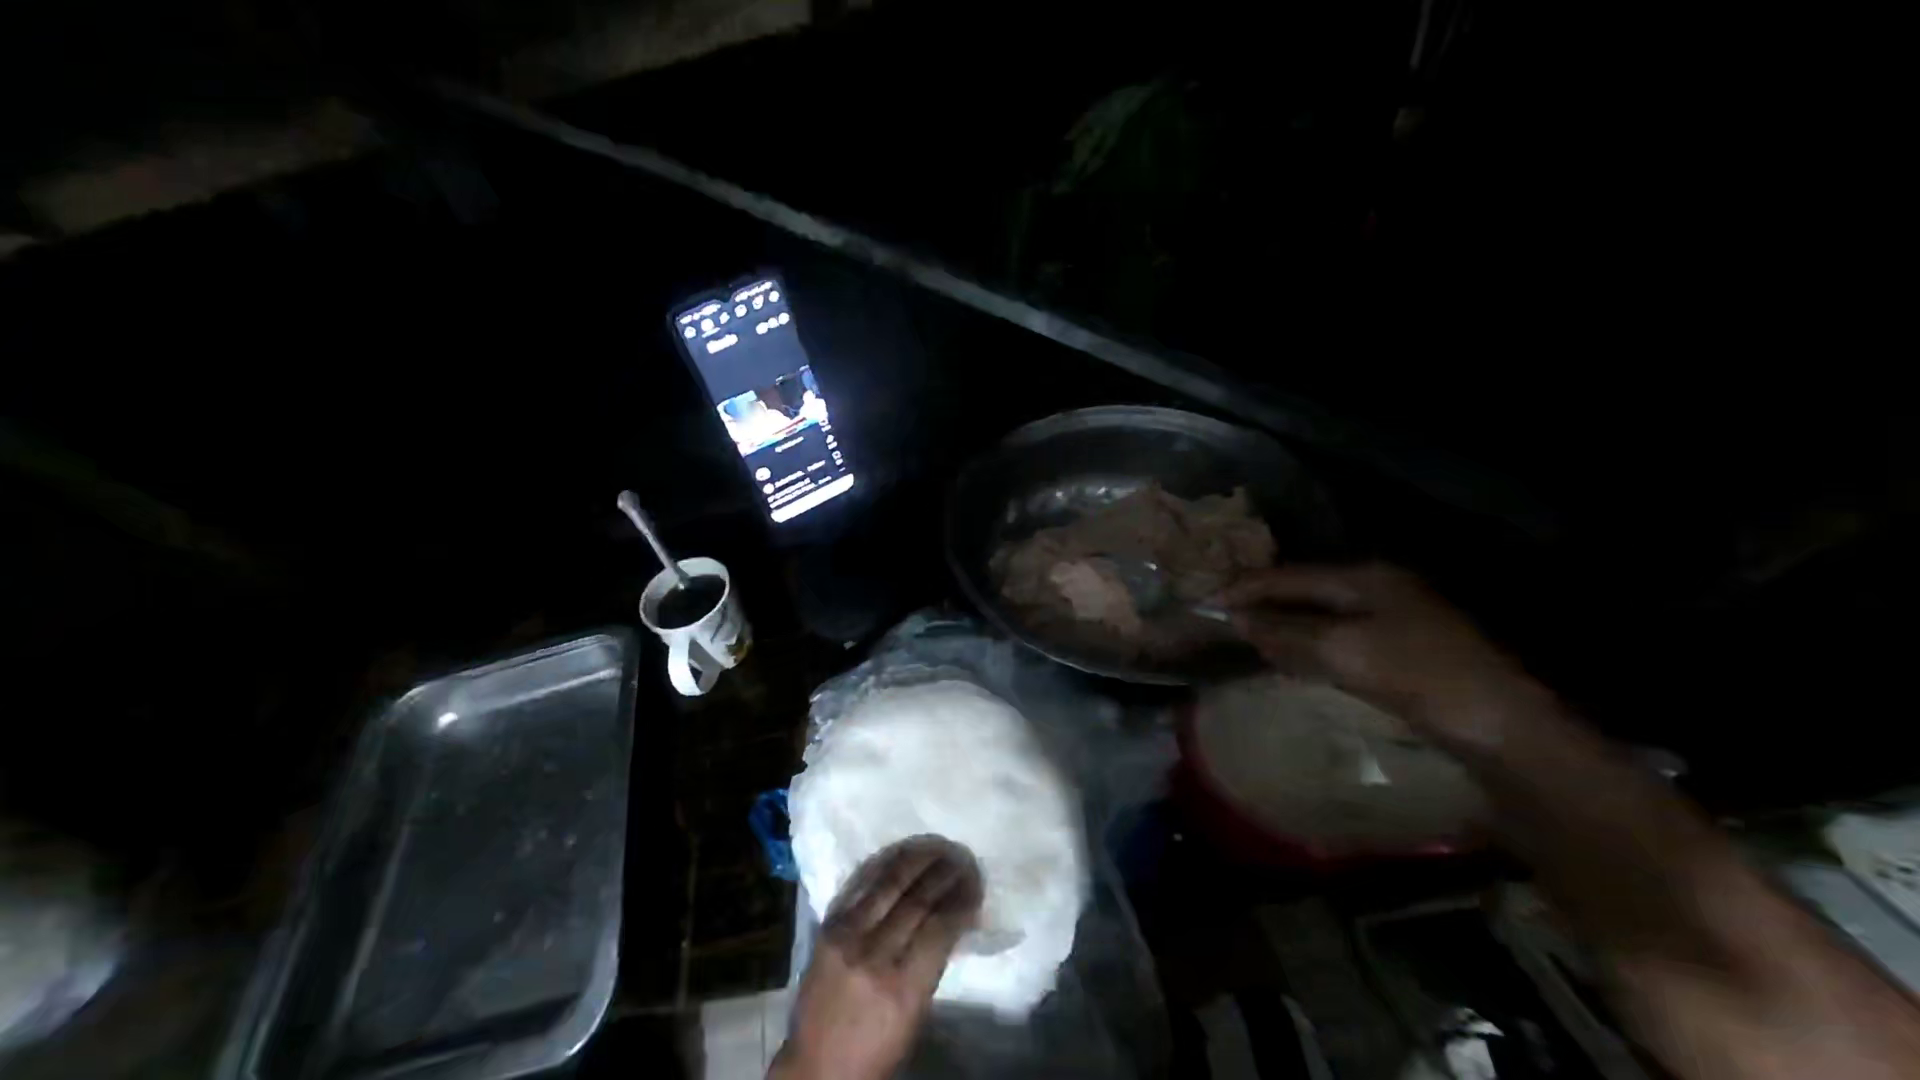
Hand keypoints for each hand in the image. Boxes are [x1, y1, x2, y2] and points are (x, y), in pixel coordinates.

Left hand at [771, 836, 983, 1079]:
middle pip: (917, 899)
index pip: (941, 926)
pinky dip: (885, 864)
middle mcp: (874, 955)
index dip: (962, 897)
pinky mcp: (828, 926)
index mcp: (903, 987)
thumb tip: (955, 915)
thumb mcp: (916, 1013)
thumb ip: (933, 961)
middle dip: (945, 873)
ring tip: (939, 846)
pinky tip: (903, 851)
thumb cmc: (878, 1048)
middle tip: (963, 856)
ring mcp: (846, 936)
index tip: (977, 880)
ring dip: (918, 859)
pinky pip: (860, 884)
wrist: (816, 1066)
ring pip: (889, 883)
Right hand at [1218, 563, 1552, 749]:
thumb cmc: (1417, 675)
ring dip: (1283, 626)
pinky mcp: (1400, 649)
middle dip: (1263, 604)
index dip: (1246, 588)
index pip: (1288, 575)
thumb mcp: (1342, 649)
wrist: (1500, 725)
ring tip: (1246, 638)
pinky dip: (1307, 645)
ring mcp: (1392, 618)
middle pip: (1304, 590)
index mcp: (1364, 577)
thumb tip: (1238, 618)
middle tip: (1222, 620)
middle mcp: (1377, 588)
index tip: (1205, 601)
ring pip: (1319, 616)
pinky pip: (1337, 638)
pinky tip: (1291, 658)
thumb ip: (1286, 631)